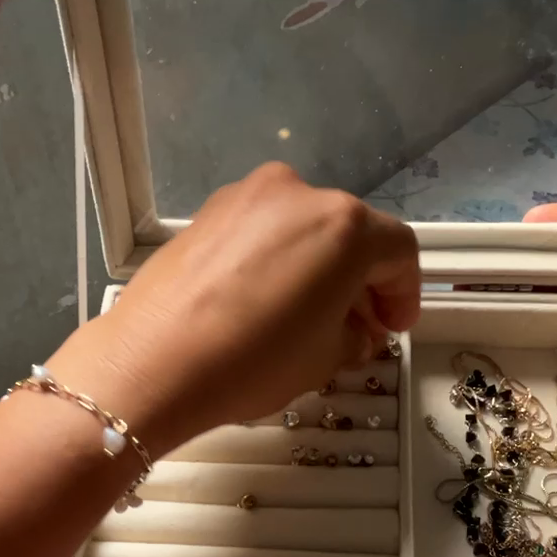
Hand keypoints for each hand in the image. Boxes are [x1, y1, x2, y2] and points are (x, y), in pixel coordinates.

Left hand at [47, 163, 420, 454]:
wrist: (152, 362)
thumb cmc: (250, 362)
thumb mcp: (324, 359)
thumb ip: (356, 336)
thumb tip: (357, 330)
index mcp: (342, 225)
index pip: (398, 251)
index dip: (404, 294)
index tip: (394, 326)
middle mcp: (296, 194)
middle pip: (348, 234)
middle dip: (359, 283)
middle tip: (356, 329)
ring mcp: (245, 197)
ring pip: (301, 230)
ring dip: (316, 270)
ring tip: (306, 320)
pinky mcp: (205, 214)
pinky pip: (260, 233)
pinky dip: (275, 262)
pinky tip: (263, 304)